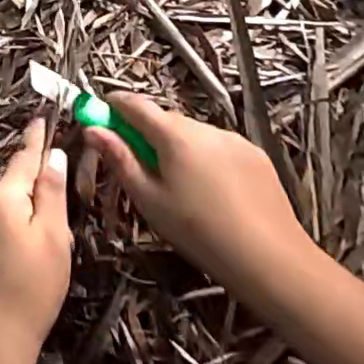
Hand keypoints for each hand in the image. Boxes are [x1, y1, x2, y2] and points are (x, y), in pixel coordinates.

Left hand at [0, 118, 71, 363]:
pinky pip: (0, 219)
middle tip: (69, 185)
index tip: (44, 116)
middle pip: (16, 178)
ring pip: (9, 201)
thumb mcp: (52, 237)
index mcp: (2, 193)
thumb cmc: (29, 288)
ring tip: (57, 225)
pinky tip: (33, 245)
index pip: (25, 155)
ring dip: (31, 204)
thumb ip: (52, 191)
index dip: (38, 137)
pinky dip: (19, 222)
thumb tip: (54, 154)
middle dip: (40, 178)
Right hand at [81, 93, 317, 302]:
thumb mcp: (149, 199)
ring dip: (177, 147)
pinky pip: (217, 147)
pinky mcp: (255, 155)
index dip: (113, 106)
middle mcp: (204, 127)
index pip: (134, 104)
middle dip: (145, 133)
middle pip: (164, 119)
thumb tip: (93, 130)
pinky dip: (204, 158)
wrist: (271, 259)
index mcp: (174, 135)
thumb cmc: (198, 231)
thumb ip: (120, 159)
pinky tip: (211, 192)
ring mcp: (233, 139)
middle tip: (136, 164)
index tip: (99, 116)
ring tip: (178, 186)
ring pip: (192, 134)